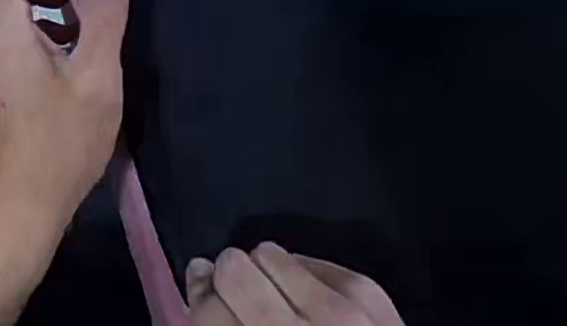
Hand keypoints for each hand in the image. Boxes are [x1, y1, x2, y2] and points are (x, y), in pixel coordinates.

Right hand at [187, 244, 405, 325]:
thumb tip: (198, 273)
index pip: (207, 313)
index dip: (201, 304)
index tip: (208, 307)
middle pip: (231, 269)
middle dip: (228, 284)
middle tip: (242, 308)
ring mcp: (339, 315)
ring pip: (267, 252)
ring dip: (265, 276)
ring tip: (279, 306)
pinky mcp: (368, 295)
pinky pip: (308, 257)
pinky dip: (300, 279)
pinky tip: (312, 310)